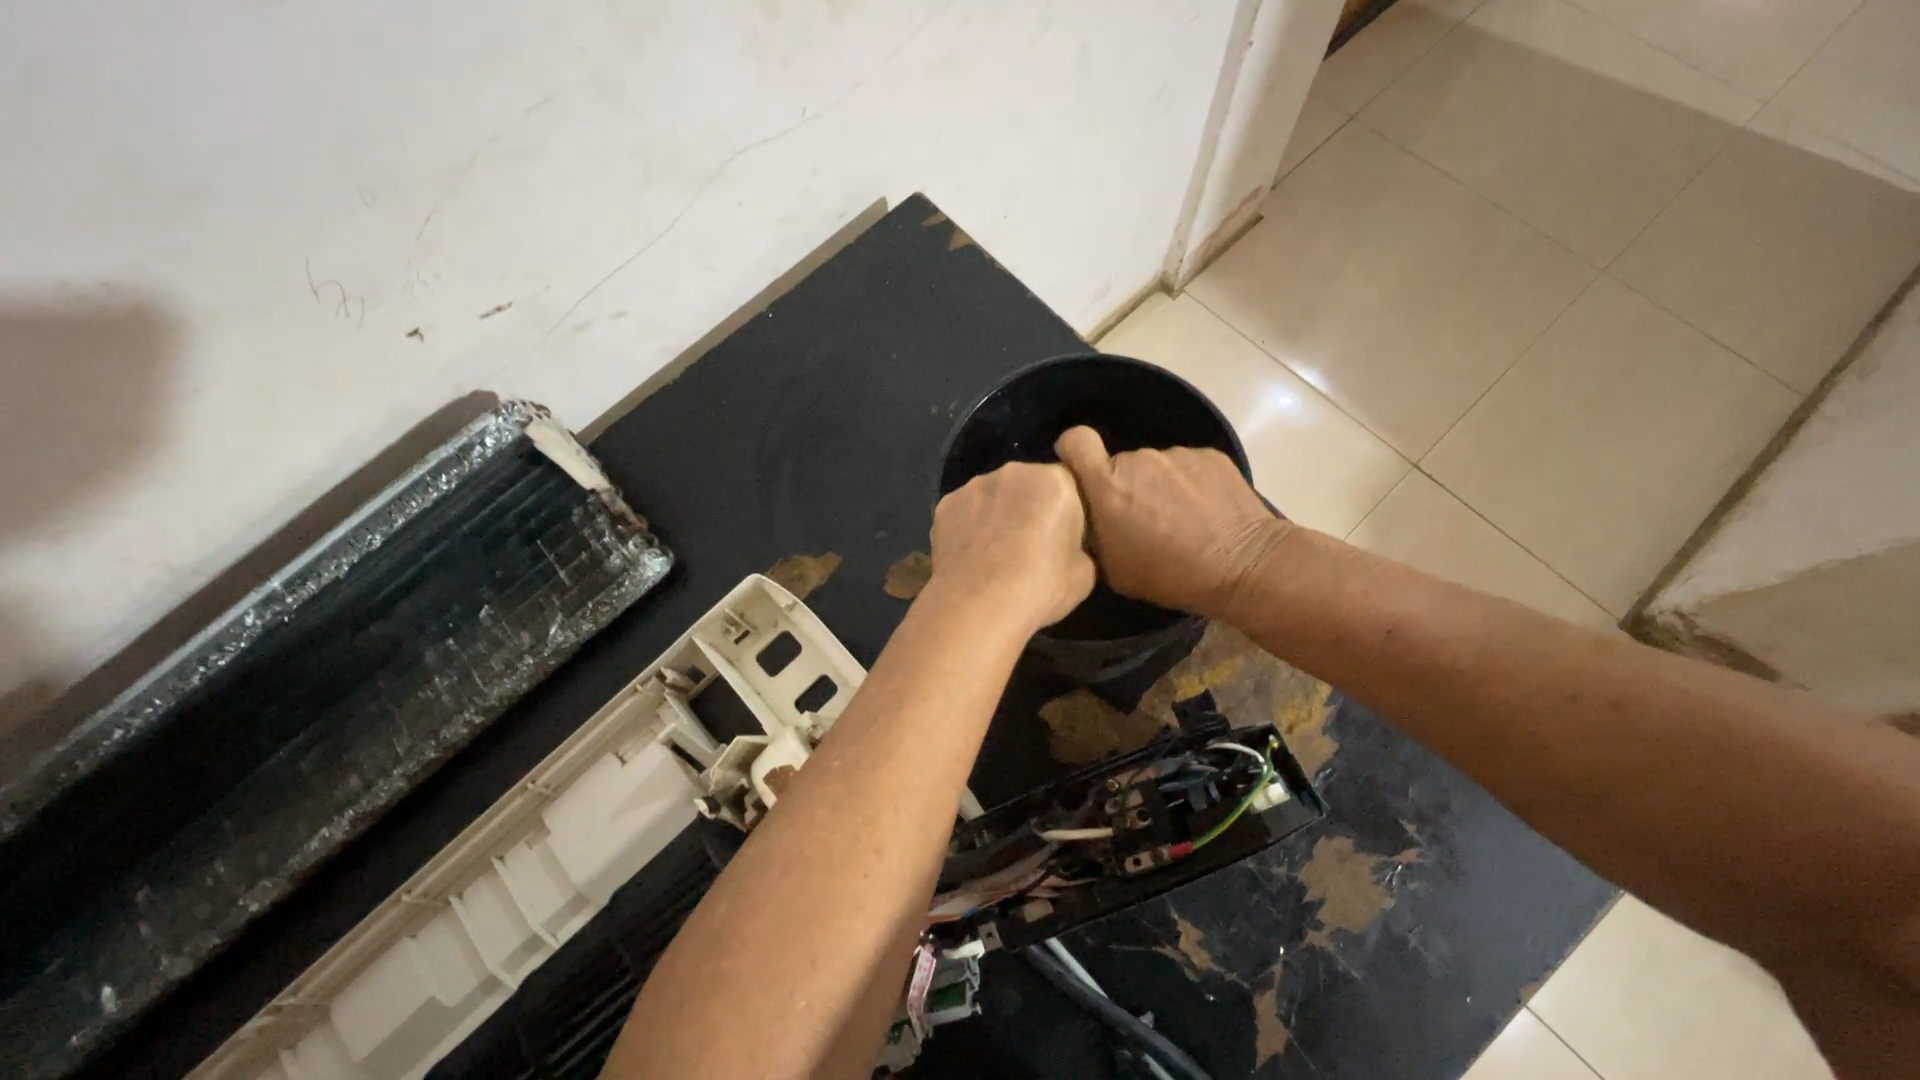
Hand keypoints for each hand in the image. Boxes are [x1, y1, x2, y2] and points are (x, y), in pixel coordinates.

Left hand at [929, 462, 1096, 631]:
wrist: (978, 606)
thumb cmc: (1042, 587)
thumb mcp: (1086, 573)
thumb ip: (1080, 547)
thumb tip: (1070, 549)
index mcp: (1056, 481)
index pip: (1070, 486)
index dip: (1068, 511)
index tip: (1064, 538)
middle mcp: (1013, 472)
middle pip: (1029, 484)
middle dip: (1031, 507)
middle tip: (1030, 546)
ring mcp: (973, 486)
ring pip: (994, 496)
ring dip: (999, 515)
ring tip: (996, 554)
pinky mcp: (944, 504)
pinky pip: (966, 511)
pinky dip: (970, 527)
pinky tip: (971, 556)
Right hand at [1053, 426, 1286, 619]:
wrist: (1244, 565)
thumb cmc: (1170, 574)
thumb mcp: (1114, 570)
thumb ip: (1096, 533)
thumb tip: (1097, 519)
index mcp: (1107, 485)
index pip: (1075, 441)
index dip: (1074, 452)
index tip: (1084, 473)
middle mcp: (1138, 459)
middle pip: (1120, 463)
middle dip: (1127, 486)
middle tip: (1145, 520)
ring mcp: (1176, 454)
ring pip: (1156, 467)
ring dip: (1161, 486)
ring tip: (1182, 519)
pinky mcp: (1210, 454)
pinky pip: (1188, 466)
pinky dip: (1192, 484)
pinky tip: (1207, 511)